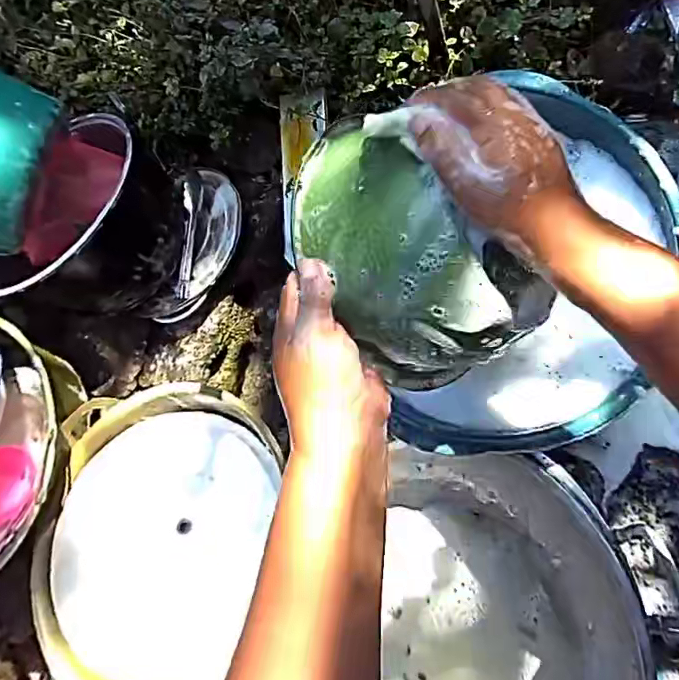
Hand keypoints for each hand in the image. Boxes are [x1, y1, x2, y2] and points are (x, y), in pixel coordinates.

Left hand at [274, 259, 389, 460]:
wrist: (350, 435)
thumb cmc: (325, 388)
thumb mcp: (315, 333)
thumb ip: (313, 298)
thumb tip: (310, 262)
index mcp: (291, 330)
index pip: (295, 286)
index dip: (310, 266)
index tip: (332, 244)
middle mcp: (310, 339)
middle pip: (321, 300)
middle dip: (336, 280)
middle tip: (361, 253)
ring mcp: (335, 352)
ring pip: (344, 317)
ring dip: (356, 301)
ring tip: (377, 273)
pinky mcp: (359, 364)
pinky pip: (365, 335)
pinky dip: (373, 322)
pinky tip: (387, 308)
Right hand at [407, 76, 588, 261]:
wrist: (556, 225)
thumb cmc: (508, 211)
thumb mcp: (464, 187)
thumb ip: (440, 151)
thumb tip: (419, 122)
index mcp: (491, 126)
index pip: (454, 98)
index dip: (430, 98)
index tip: (412, 105)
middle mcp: (512, 115)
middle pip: (477, 87)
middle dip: (450, 90)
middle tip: (430, 101)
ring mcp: (530, 121)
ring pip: (498, 91)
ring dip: (472, 90)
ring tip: (455, 102)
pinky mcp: (541, 132)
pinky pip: (513, 101)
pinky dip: (493, 98)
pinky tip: (488, 113)